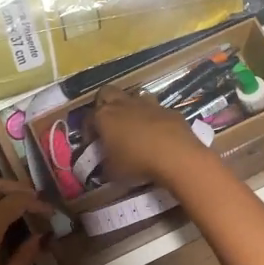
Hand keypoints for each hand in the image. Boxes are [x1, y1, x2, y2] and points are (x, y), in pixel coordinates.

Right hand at [89, 86, 219, 186]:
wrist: (176, 155)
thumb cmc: (137, 162)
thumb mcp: (113, 172)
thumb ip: (104, 166)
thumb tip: (104, 166)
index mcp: (104, 117)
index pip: (88, 118)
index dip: (88, 131)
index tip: (92, 144)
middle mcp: (123, 104)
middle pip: (106, 92)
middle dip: (104, 104)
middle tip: (108, 124)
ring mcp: (147, 104)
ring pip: (133, 95)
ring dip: (130, 107)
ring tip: (133, 125)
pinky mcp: (168, 109)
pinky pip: (156, 109)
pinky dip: (152, 118)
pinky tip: (157, 133)